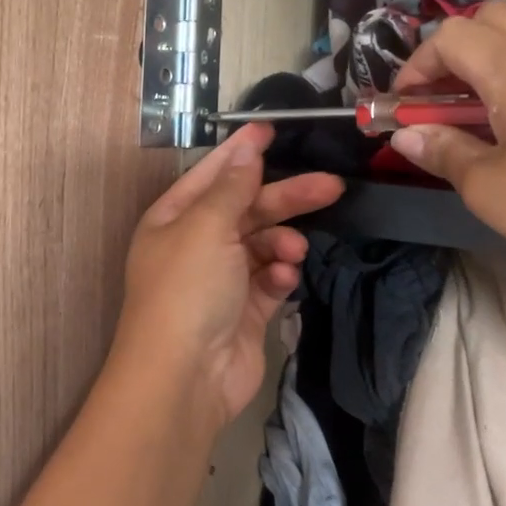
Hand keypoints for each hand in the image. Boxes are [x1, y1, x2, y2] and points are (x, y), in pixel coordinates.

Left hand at [115, 123, 343, 430]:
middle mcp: (195, 245)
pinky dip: (281, 274)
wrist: (184, 376)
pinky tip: (285, 277)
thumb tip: (246, 149)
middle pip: (246, 209)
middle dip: (285, 198)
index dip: (241, 152)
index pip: (212, 175)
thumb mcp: (206, 226)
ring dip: (283, 242)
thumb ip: (232, 187)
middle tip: (331, 186)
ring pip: (263, 244)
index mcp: (174, 219)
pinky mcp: (245, 311)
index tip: (273, 129)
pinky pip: (270, 279)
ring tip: (294, 251)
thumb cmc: (187, 289)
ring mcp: (221, 280)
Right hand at [386, 5, 505, 291]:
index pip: (450, 36)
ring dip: (502, 58)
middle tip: (448, 100)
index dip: (416, 65)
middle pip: (494, 17)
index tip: (407, 104)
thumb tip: (408, 133)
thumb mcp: (494, 193)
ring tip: (499, 111)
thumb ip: (445, 153)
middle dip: (457, 50)